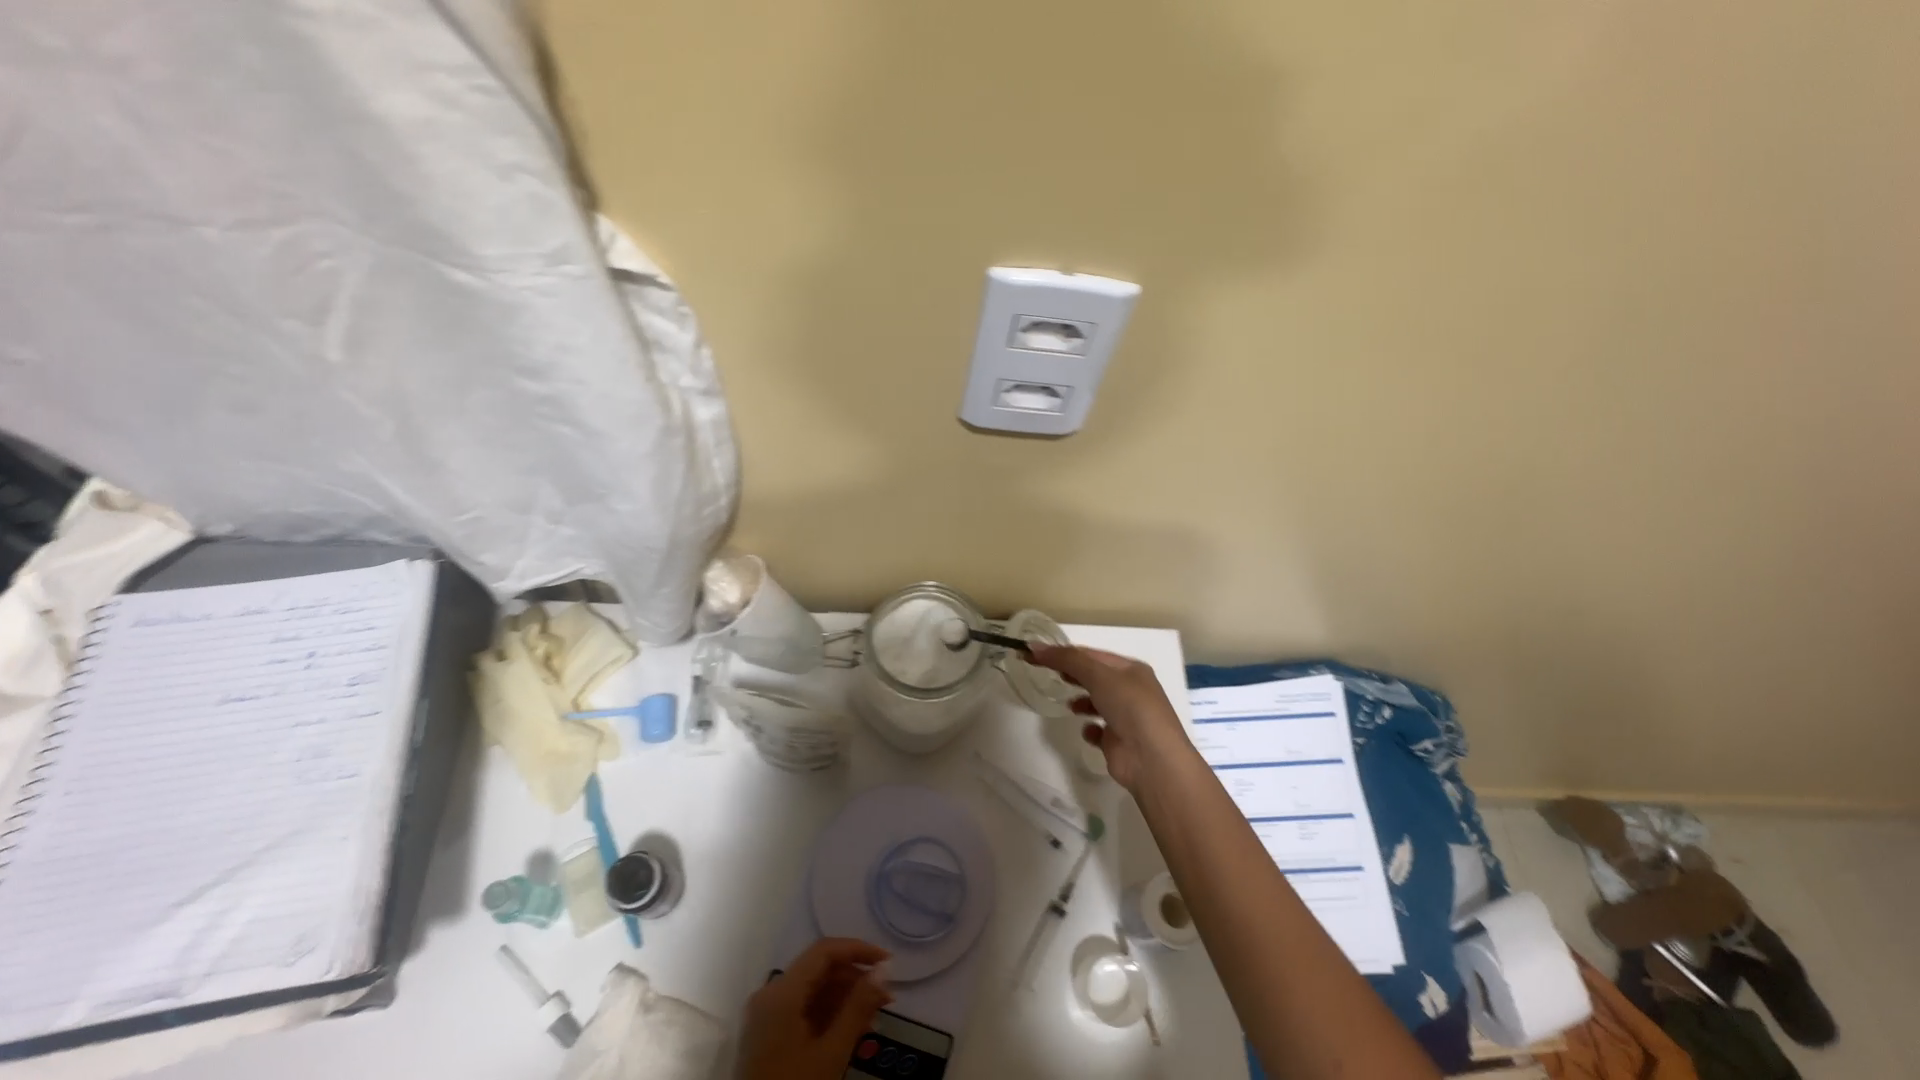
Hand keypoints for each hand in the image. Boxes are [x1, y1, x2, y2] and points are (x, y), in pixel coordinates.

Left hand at [738, 938, 891, 1079]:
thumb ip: (858, 1007)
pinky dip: (828, 1015)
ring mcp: (766, 1015)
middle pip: (818, 971)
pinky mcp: (767, 1033)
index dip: (858, 950)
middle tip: (886, 999)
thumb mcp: (832, 1052)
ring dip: (845, 999)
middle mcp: (769, 995)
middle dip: (855, 980)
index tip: (889, 963)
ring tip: (874, 1017)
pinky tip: (851, 1029)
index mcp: (780, 993)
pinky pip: (802, 1010)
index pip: (823, 952)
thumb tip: (883, 970)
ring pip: (812, 991)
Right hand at [1028, 644, 1195, 791]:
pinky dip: (1089, 728)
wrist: (1152, 758)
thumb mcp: (1099, 676)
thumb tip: (1034, 646)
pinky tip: (1088, 731)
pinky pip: (1097, 730)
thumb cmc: (1129, 708)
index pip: (1092, 654)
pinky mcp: (1118, 741)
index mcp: (1131, 670)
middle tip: (1046, 673)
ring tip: (1071, 706)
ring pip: (1096, 702)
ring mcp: (1125, 717)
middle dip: (1071, 674)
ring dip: (1081, 701)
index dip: (1064, 652)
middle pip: (1094, 676)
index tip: (1034, 654)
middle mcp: (1130, 691)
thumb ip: (1067, 660)